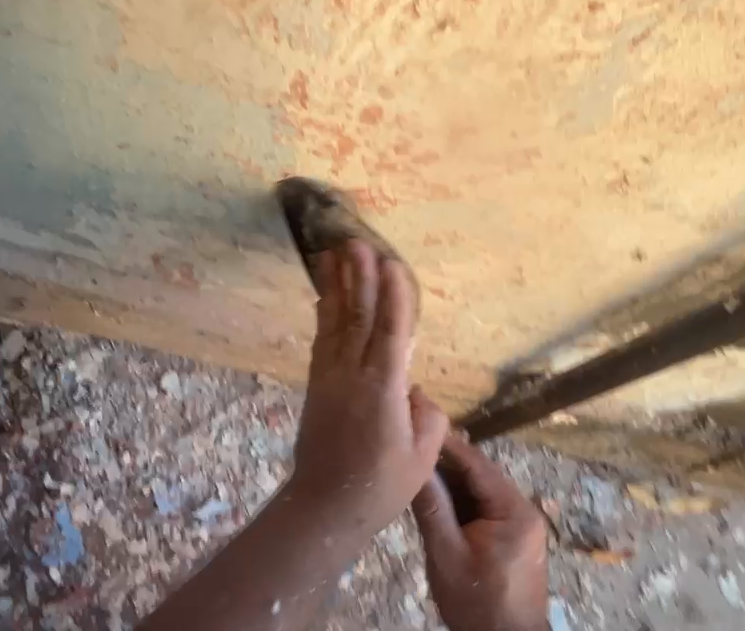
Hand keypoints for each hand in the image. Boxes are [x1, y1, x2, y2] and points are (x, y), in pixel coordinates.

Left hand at [286, 240, 448, 538]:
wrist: (326, 504)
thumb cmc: (382, 486)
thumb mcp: (422, 456)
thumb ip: (427, 416)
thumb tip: (415, 390)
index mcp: (384, 389)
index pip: (391, 331)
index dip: (393, 296)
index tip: (392, 263)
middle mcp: (354, 374)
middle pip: (358, 315)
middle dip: (359, 276)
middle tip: (356, 242)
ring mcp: (331, 375)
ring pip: (336, 320)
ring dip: (337, 284)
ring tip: (334, 252)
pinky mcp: (317, 382)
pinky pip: (322, 337)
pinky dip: (324, 311)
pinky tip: (324, 293)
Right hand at [412, 432, 549, 630]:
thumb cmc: (478, 603)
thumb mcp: (447, 555)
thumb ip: (431, 507)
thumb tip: (414, 465)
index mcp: (514, 510)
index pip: (476, 463)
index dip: (445, 444)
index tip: (417, 426)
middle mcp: (524, 510)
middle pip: (479, 474)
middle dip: (445, 465)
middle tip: (412, 451)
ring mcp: (523, 524)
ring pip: (480, 490)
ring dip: (452, 484)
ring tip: (418, 473)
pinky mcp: (516, 537)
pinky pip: (485, 507)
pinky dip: (462, 503)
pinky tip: (437, 501)